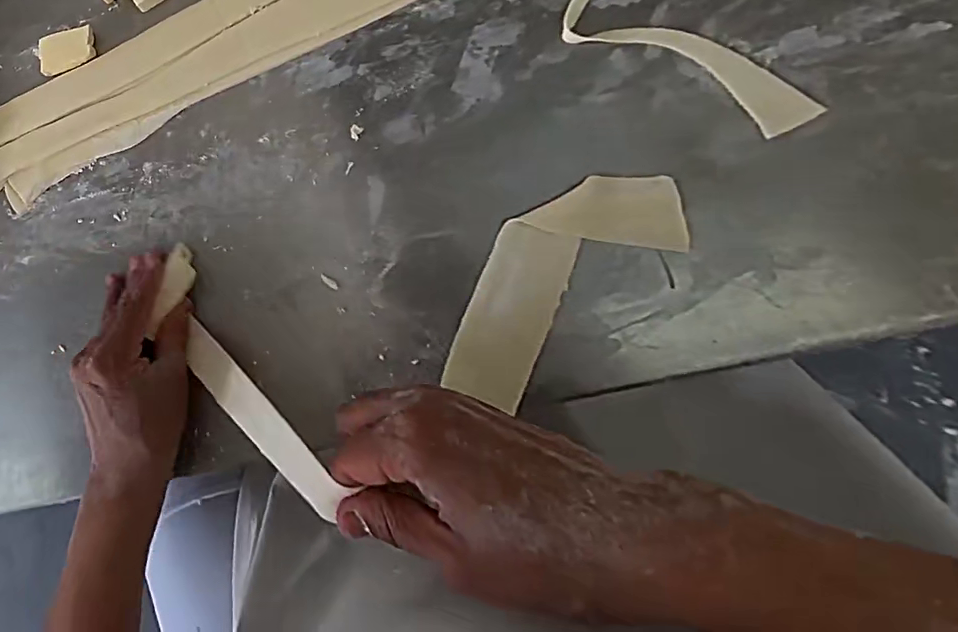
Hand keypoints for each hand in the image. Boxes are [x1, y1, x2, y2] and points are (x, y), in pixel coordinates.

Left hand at [70, 252, 191, 494]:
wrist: (125, 474)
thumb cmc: (155, 432)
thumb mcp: (173, 379)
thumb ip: (173, 335)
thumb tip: (178, 305)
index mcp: (111, 357)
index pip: (134, 308)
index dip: (149, 281)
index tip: (158, 258)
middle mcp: (90, 355)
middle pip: (118, 310)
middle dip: (135, 283)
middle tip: (147, 257)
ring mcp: (82, 364)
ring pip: (108, 322)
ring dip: (124, 298)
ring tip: (131, 270)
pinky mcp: (83, 373)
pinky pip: (104, 337)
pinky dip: (118, 320)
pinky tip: (120, 303)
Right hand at [330, 386, 750, 624]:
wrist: (615, 530)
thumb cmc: (548, 549)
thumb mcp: (454, 557)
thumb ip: (391, 524)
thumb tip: (355, 513)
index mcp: (413, 442)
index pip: (345, 455)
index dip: (343, 489)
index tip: (349, 511)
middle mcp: (426, 408)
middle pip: (355, 418)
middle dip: (359, 459)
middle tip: (385, 506)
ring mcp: (449, 399)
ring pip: (383, 408)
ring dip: (384, 444)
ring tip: (420, 495)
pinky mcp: (470, 402)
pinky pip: (416, 406)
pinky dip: (412, 433)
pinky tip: (444, 476)